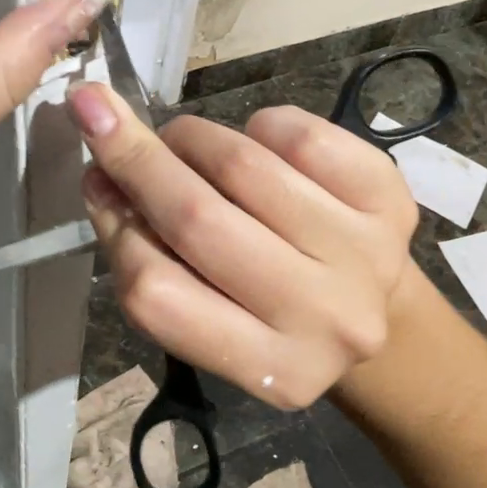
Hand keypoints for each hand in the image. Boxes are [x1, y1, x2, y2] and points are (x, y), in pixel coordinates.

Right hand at [69, 85, 418, 408]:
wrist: (378, 309)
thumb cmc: (269, 309)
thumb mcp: (209, 310)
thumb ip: (148, 250)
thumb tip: (99, 168)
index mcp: (270, 370)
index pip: (156, 295)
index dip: (115, 226)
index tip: (94, 175)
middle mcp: (326, 320)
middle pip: (199, 219)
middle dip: (139, 159)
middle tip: (106, 117)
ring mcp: (368, 258)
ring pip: (245, 166)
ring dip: (194, 138)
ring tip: (185, 142)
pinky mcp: (392, 199)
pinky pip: (302, 134)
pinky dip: (262, 124)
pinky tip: (260, 142)